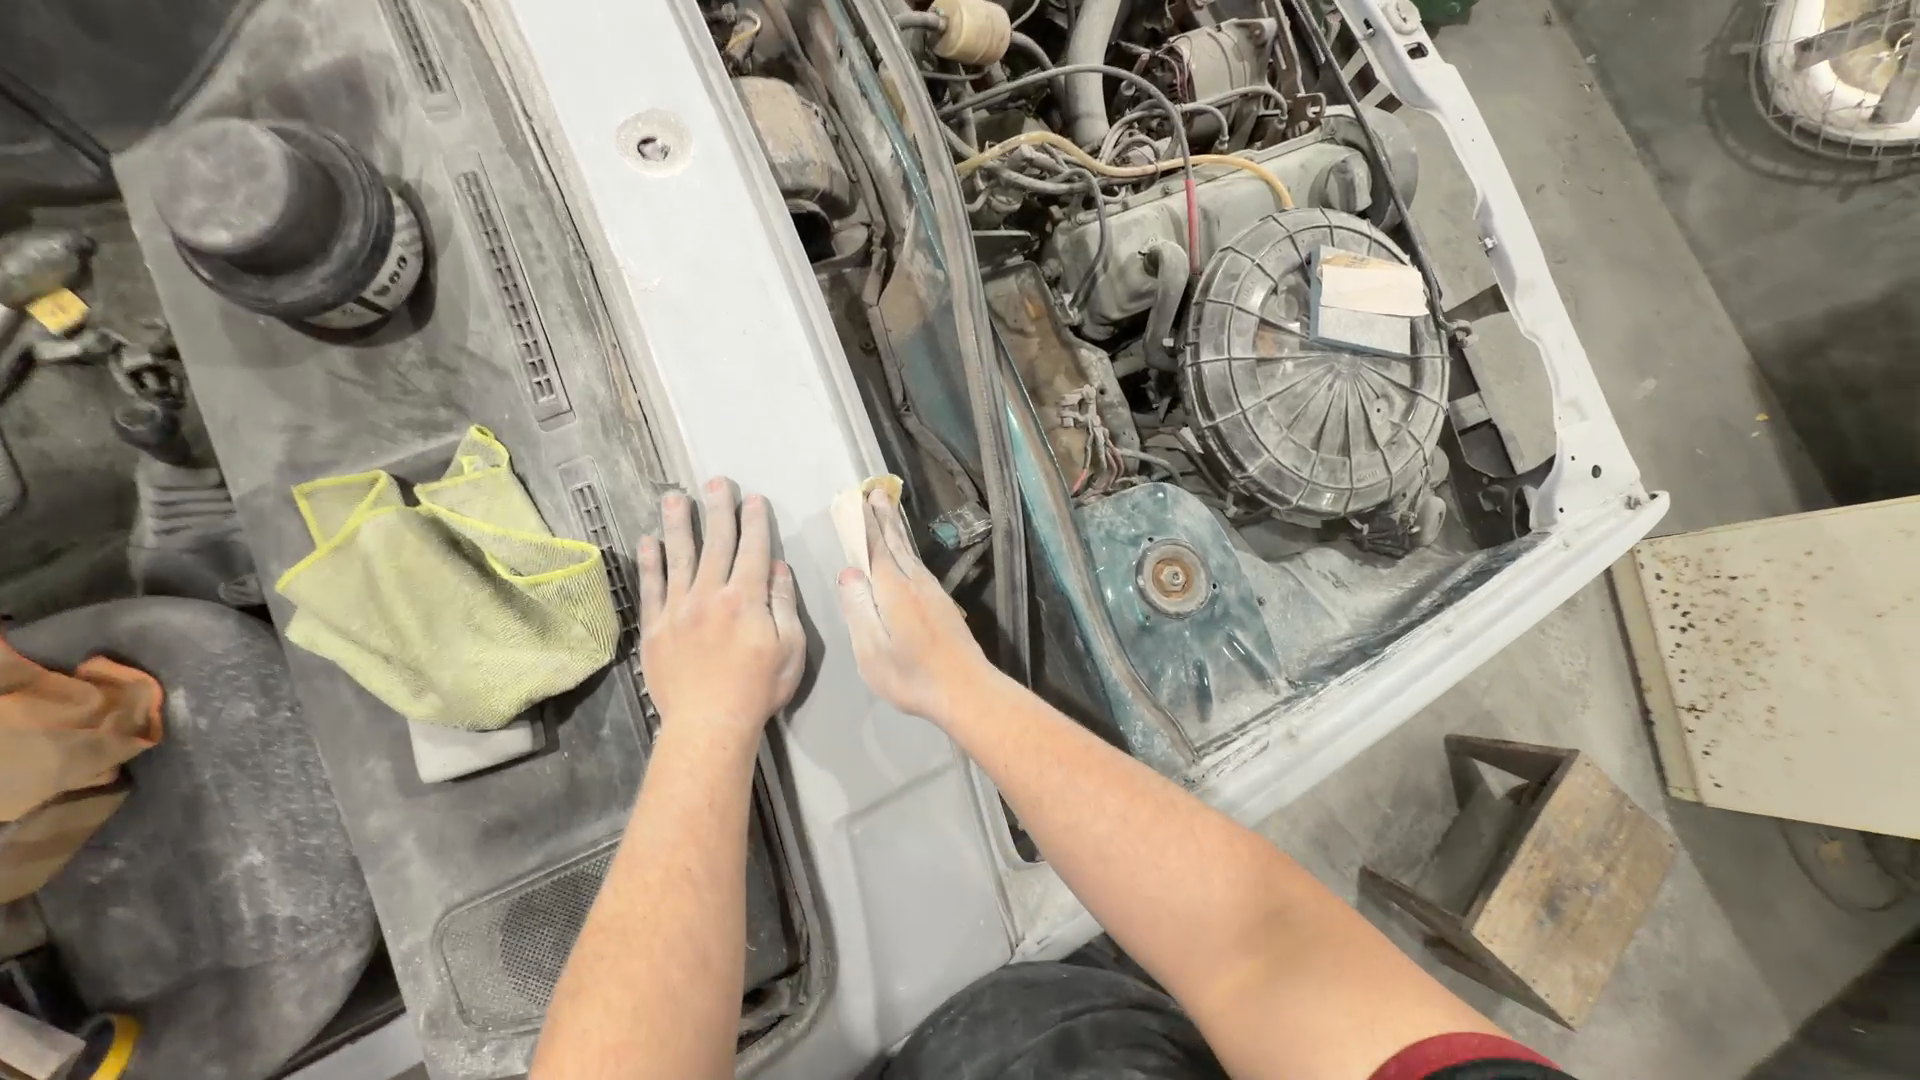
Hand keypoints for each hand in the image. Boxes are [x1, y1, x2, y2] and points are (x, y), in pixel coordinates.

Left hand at [639, 479, 804, 754]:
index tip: (754, 499)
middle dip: (719, 510)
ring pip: (678, 556)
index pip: (753, 550)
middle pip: (716, 544)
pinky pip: (651, 586)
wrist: (708, 723)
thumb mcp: (789, 648)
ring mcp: (678, 609)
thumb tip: (777, 567)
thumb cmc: (758, 689)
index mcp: (746, 599)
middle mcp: (709, 594)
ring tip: (675, 497)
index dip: (755, 522)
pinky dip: (650, 561)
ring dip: (678, 524)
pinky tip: (648, 541)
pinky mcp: (655, 626)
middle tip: (717, 482)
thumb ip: (783, 604)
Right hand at [836, 490, 998, 724]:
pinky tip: (908, 556)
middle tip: (876, 491)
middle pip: (896, 543)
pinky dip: (908, 551)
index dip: (865, 523)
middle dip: (884, 517)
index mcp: (894, 590)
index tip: (857, 498)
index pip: (875, 547)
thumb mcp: (871, 650)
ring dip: (897, 531)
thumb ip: (859, 609)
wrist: (966, 691)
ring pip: (910, 553)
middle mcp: (915, 584)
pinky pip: (919, 566)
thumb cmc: (912, 676)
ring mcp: (933, 594)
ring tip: (889, 513)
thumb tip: (849, 573)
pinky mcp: (944, 606)